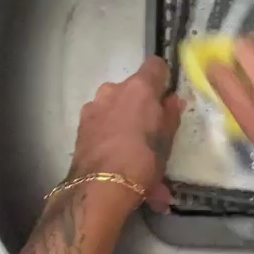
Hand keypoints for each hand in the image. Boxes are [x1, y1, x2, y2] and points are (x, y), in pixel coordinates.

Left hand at [69, 56, 184, 212]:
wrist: (99, 188)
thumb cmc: (142, 162)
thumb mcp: (166, 142)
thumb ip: (170, 116)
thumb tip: (173, 100)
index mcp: (140, 88)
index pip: (155, 65)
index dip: (162, 78)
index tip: (166, 96)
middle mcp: (114, 89)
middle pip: (133, 88)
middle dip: (142, 105)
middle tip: (150, 130)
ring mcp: (94, 105)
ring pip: (115, 106)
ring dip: (125, 121)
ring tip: (132, 152)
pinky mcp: (81, 124)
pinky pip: (102, 123)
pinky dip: (110, 135)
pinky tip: (115, 159)